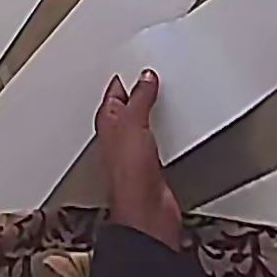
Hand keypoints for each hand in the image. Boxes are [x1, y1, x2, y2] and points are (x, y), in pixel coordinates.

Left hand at [96, 70, 182, 248]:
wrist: (147, 213)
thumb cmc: (130, 175)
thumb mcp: (134, 122)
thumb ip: (141, 97)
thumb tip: (145, 77)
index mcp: (108, 121)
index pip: (116, 90)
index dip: (127, 75)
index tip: (139, 63)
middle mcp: (119, 135)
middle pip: (130, 104)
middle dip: (141, 89)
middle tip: (152, 74)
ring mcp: (134, 149)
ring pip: (143, 119)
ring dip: (153, 108)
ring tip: (162, 93)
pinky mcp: (151, 162)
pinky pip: (156, 135)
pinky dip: (162, 126)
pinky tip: (168, 122)